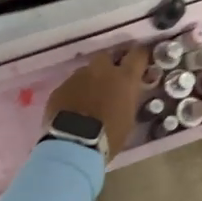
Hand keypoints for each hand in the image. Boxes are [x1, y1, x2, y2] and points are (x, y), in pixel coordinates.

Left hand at [46, 45, 150, 159]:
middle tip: (111, 81)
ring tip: (89, 99)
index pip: (137, 55)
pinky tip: (73, 109)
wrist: (74, 144)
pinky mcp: (59, 88)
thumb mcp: (128, 120)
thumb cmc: (109, 136)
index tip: (142, 59)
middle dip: (109, 65)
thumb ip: (128, 101)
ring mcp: (77, 77)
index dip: (140, 55)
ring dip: (90, 81)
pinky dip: (74, 94)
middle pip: (106, 57)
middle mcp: (101, 71)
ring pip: (86, 72)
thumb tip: (125, 95)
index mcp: (124, 78)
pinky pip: (70, 86)